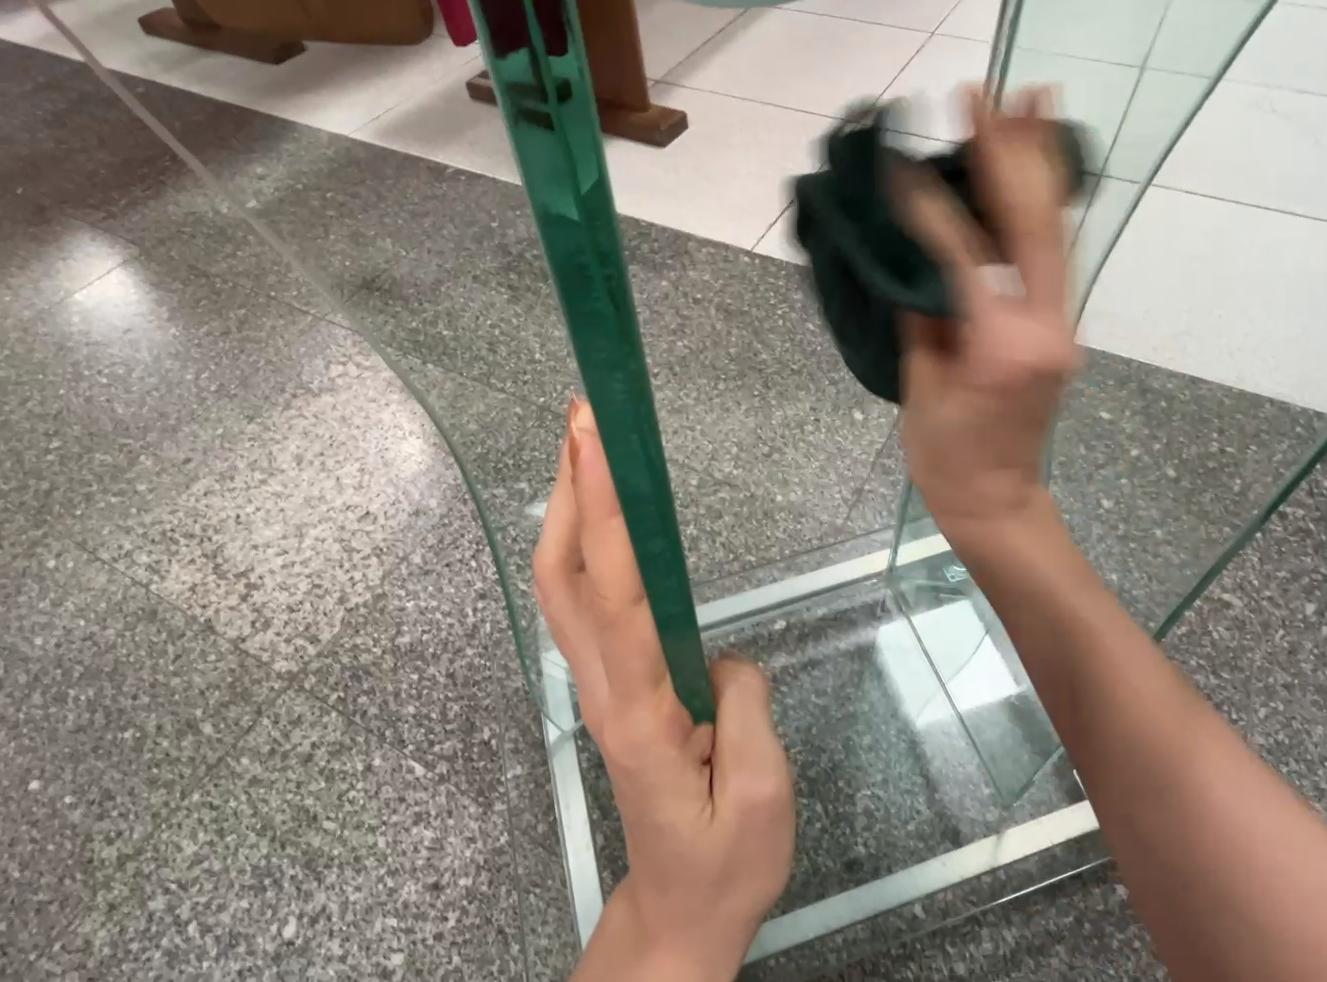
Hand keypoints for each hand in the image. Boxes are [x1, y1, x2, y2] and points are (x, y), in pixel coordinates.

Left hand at [536, 399, 794, 981]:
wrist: (679, 909)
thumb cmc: (724, 862)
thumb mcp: (763, 794)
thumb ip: (743, 703)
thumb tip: (718, 654)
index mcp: (638, 710)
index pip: (613, 592)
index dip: (601, 511)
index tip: (595, 443)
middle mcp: (602, 686)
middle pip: (563, 574)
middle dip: (567, 488)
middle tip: (581, 417)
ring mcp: (598, 686)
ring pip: (564, 586)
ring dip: (570, 510)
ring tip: (586, 446)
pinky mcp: (611, 687)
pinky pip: (586, 606)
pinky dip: (586, 547)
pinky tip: (602, 519)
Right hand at [892, 87, 1083, 540]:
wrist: (998, 503)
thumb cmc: (948, 461)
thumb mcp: (920, 391)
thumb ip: (923, 320)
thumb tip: (913, 259)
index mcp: (1003, 349)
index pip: (968, 259)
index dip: (932, 208)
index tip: (901, 163)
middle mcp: (1045, 326)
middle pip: (1033, 224)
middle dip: (1007, 153)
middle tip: (985, 93)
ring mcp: (1059, 324)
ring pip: (1055, 229)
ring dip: (1039, 161)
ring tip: (1033, 95)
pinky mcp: (1056, 325)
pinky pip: (1051, 252)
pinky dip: (1042, 201)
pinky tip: (1034, 163)